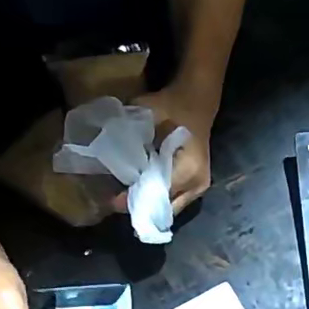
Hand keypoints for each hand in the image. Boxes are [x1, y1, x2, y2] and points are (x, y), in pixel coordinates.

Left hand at [123, 85, 215, 214]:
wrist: (196, 101)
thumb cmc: (173, 105)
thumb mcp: (147, 118)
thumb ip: (130, 138)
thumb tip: (108, 163)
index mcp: (188, 168)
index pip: (157, 193)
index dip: (134, 198)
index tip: (113, 200)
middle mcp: (197, 183)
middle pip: (165, 208)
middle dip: (141, 207)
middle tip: (117, 202)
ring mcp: (200, 187)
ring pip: (170, 208)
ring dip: (149, 205)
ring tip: (127, 198)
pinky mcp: (198, 187)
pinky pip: (176, 201)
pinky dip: (158, 199)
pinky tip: (142, 191)